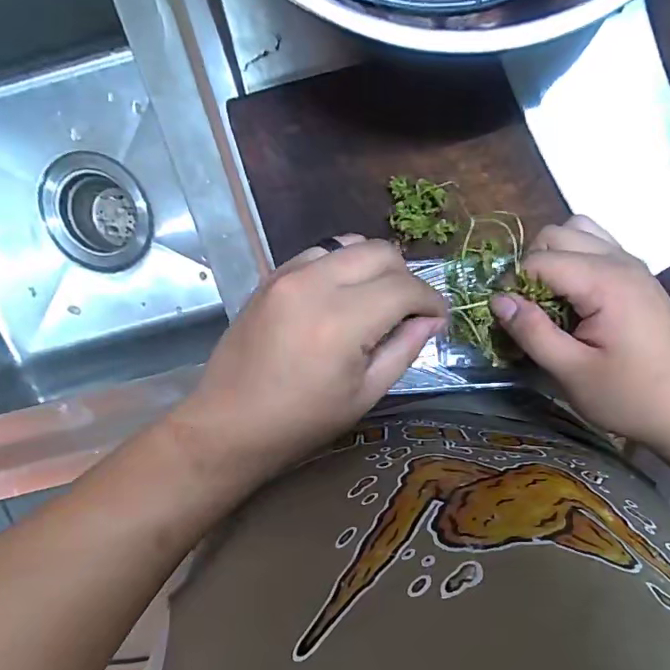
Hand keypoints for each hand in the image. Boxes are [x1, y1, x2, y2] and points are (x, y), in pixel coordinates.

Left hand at [174, 236, 443, 478]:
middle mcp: (315, 284)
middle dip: (407, 278)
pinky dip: (342, 267)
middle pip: (381, 252)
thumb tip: (432, 321)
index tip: (439, 319)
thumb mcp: (365, 394)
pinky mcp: (271, 277)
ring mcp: (288, 275)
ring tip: (377, 302)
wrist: (230, 424)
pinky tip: (342, 299)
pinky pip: (320, 254)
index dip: (431, 300)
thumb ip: (403, 349)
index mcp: (342, 321)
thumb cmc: (302, 422)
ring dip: (374, 267)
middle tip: (410, 311)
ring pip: (350, 244)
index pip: (404, 287)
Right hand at [491, 216, 669, 451]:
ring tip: (552, 302)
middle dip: (532, 267)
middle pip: (557, 233)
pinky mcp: (640, 277)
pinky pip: (599, 248)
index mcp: (605, 281)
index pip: (540, 259)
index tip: (511, 321)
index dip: (515, 286)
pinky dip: (578, 262)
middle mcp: (620, 260)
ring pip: (579, 231)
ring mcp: (634, 265)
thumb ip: (533, 332)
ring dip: (555, 259)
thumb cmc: (630, 397)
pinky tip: (576, 303)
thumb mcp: (572, 373)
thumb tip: (498, 300)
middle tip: (530, 312)